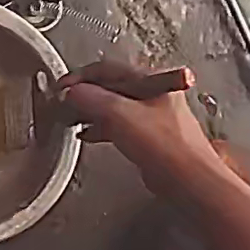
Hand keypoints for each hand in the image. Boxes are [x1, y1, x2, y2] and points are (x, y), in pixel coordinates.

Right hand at [60, 59, 228, 199]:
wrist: (188, 181)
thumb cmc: (167, 147)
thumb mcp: (121, 115)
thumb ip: (92, 99)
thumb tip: (72, 92)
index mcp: (152, 79)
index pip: (107, 69)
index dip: (80, 77)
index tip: (61, 88)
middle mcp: (153, 93)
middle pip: (110, 86)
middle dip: (83, 94)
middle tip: (63, 103)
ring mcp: (152, 115)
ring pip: (112, 106)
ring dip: (89, 111)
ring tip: (70, 118)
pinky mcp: (148, 136)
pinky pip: (118, 124)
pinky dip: (99, 127)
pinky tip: (87, 134)